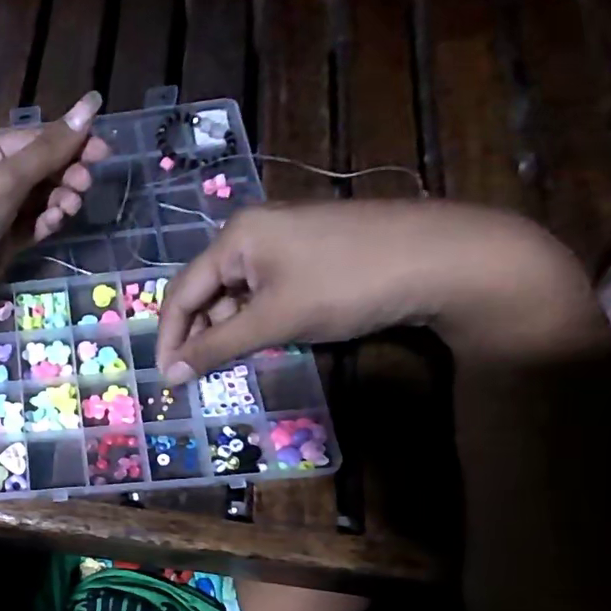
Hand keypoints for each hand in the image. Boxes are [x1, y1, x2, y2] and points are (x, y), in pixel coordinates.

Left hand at [0, 91, 110, 321]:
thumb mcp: (7, 179)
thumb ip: (50, 147)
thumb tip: (91, 104)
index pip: (36, 138)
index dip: (71, 143)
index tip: (104, 152)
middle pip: (42, 168)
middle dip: (66, 175)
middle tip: (84, 187)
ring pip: (41, 197)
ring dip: (58, 200)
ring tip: (66, 210)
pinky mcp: (4, 240)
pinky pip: (33, 223)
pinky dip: (46, 222)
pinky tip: (51, 225)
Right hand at [157, 200, 595, 381]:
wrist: (442, 259)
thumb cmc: (346, 285)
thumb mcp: (274, 319)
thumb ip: (217, 347)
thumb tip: (169, 375)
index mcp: (236, 236)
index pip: (182, 292)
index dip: (170, 338)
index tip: (167, 379)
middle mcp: (254, 231)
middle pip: (208, 291)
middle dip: (203, 335)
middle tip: (206, 375)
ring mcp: (285, 240)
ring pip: (238, 293)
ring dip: (232, 330)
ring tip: (242, 361)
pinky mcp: (311, 253)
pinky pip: (266, 290)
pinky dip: (259, 319)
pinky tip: (271, 340)